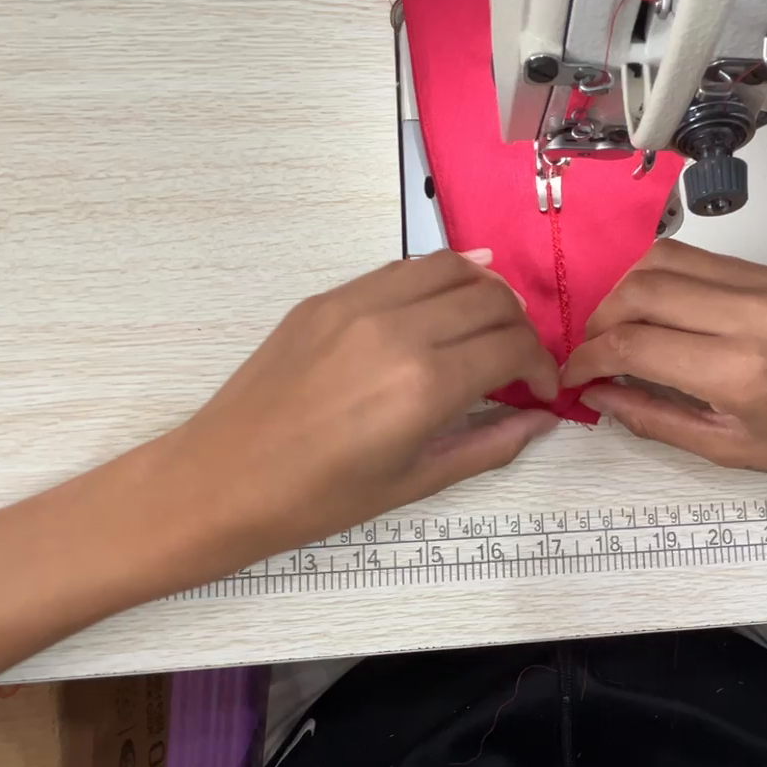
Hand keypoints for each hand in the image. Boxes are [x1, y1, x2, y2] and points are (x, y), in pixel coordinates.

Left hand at [160, 250, 560, 566]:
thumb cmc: (321, 499)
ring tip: (489, 328)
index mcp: (425, 385)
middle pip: (493, 301)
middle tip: (518, 363)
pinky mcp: (328, 298)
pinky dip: (440, 278)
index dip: (542, 366)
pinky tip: (449, 300)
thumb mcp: (417, 482)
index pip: (513, 347)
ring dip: (487, 294)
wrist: (223, 479)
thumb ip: (492, 444)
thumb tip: (543, 418)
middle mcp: (398, 330)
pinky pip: (402, 269)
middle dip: (522, 330)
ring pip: (452, 268)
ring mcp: (358, 304)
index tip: (541, 389)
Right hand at [562, 241, 766, 494]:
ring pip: (666, 259)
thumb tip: (599, 394)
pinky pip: (702, 260)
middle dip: (599, 319)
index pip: (633, 343)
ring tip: (620, 327)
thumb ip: (654, 418)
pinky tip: (662, 312)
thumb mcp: (730, 449)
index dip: (588, 358)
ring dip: (626, 290)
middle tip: (592, 351)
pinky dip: (665, 280)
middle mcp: (749, 314)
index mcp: (737, 371)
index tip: (573, 375)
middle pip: (641, 289)